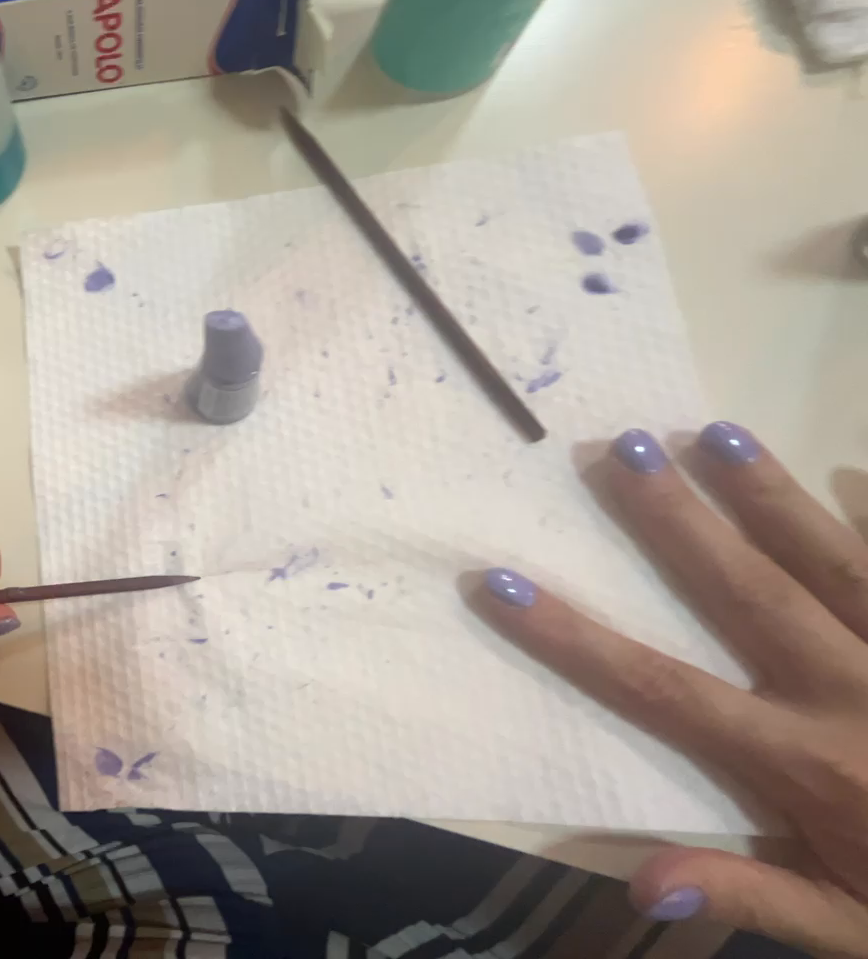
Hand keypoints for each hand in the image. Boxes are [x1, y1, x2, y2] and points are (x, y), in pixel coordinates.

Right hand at [475, 424, 867, 954]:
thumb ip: (761, 899)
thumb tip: (638, 884)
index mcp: (810, 766)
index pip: (654, 686)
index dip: (568, 635)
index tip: (500, 581)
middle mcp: (859, 697)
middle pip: (747, 594)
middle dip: (676, 519)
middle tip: (623, 448)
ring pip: (840, 565)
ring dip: (773, 497)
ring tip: (716, 434)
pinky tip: (862, 472)